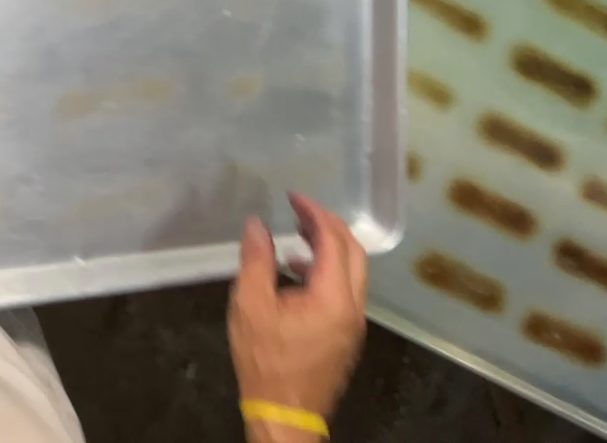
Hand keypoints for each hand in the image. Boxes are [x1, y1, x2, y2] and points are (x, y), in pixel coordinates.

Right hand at [228, 191, 368, 437]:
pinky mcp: (344, 334)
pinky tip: (295, 268)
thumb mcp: (250, 302)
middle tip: (300, 207)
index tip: (292, 196)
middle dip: (329, 224)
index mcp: (333, 298)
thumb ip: (256, 259)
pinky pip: (345, 288)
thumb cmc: (265, 355)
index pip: (335, 242)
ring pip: (353, 272)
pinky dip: (326, 266)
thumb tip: (257, 223)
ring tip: (296, 230)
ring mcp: (352, 324)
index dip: (315, 213)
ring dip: (330, 245)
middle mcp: (352, 308)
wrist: (285, 411)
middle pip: (355, 254)